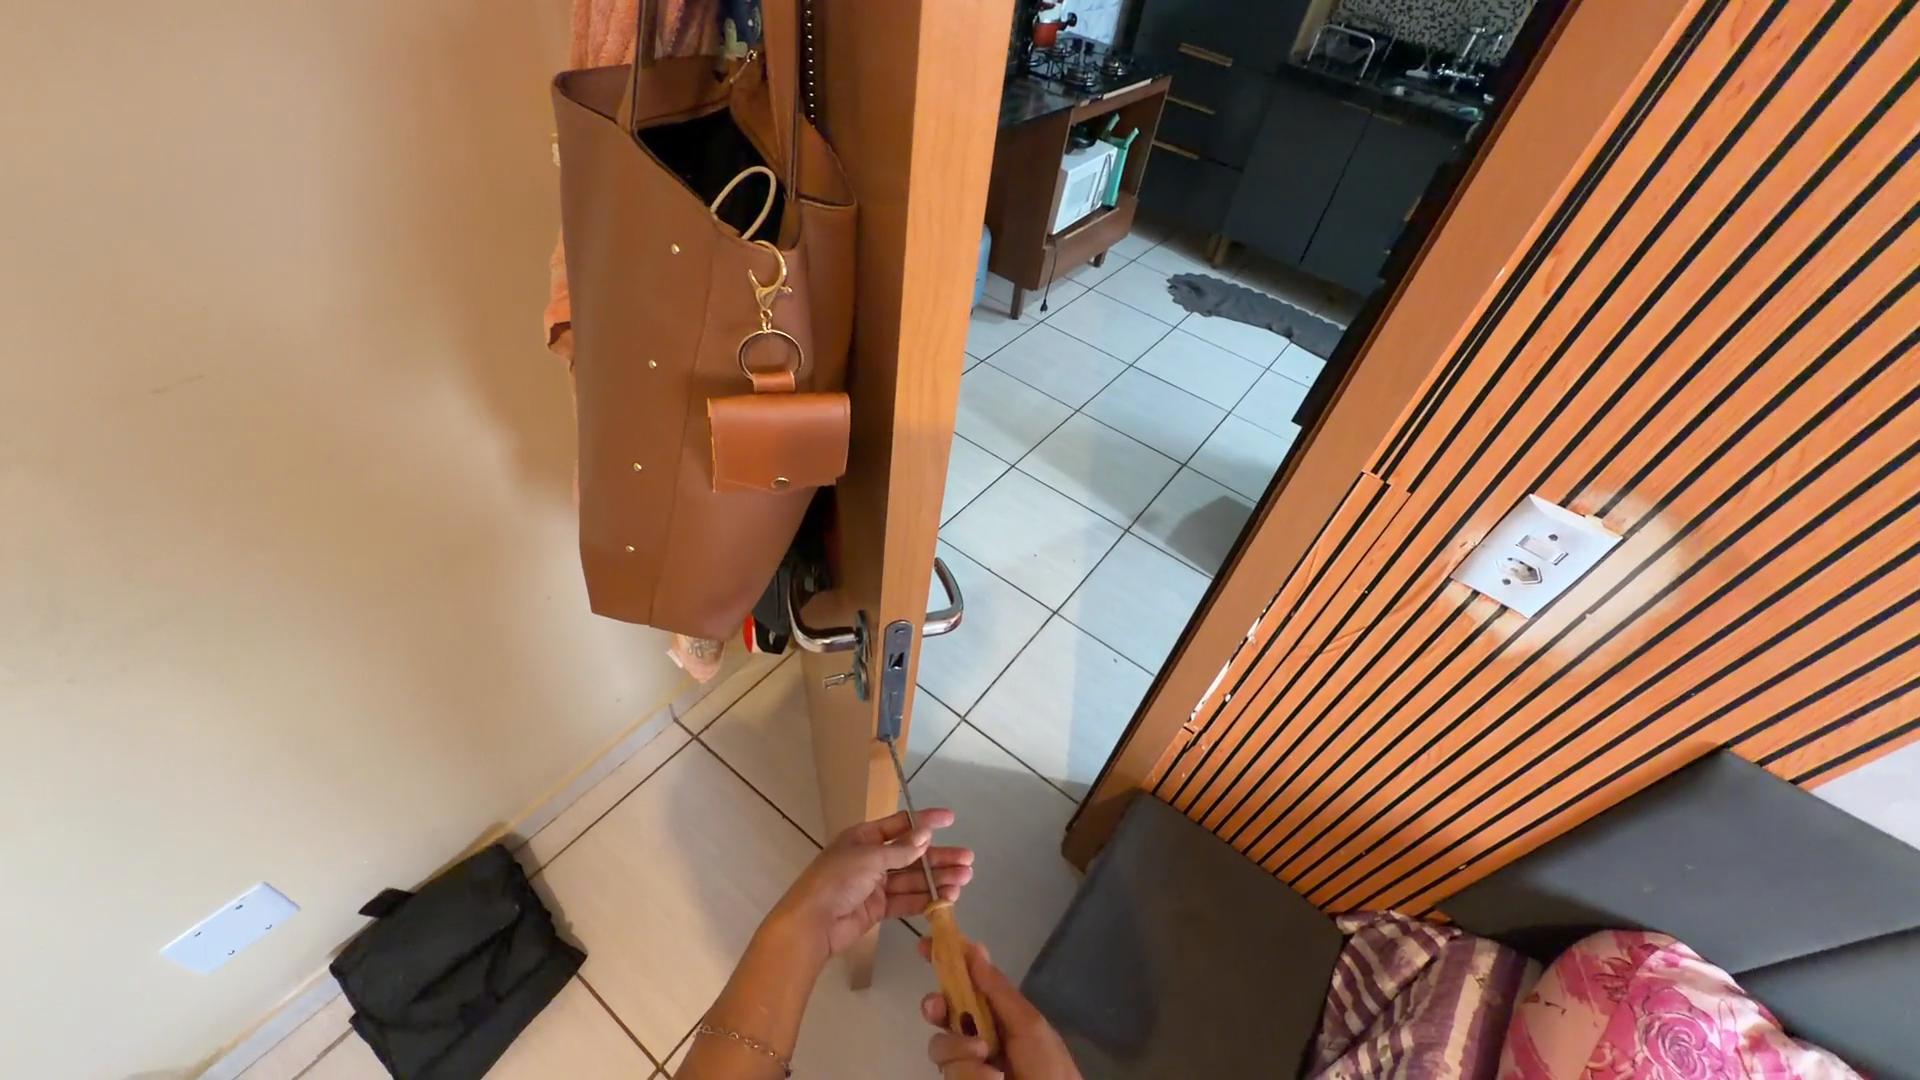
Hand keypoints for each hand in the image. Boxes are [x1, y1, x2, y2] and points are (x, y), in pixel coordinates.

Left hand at [768, 809, 973, 958]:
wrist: (811, 923)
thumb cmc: (836, 879)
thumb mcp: (870, 857)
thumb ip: (901, 849)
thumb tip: (926, 834)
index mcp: (865, 837)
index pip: (901, 824)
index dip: (926, 821)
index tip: (951, 819)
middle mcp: (872, 858)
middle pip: (912, 854)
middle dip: (939, 857)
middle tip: (968, 859)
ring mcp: (875, 884)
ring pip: (913, 879)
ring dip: (937, 879)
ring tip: (964, 879)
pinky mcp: (878, 909)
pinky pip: (906, 900)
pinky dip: (926, 899)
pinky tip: (947, 898)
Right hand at [919, 941, 1081, 1079]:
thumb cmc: (1048, 1067)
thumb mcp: (1028, 1024)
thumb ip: (998, 990)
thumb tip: (975, 948)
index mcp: (994, 1013)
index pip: (964, 982)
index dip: (943, 963)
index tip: (923, 947)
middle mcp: (976, 1035)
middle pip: (940, 1013)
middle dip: (935, 1007)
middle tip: (938, 1010)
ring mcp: (967, 1064)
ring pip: (941, 1047)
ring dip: (962, 1052)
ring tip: (990, 1065)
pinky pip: (951, 1074)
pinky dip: (971, 1076)